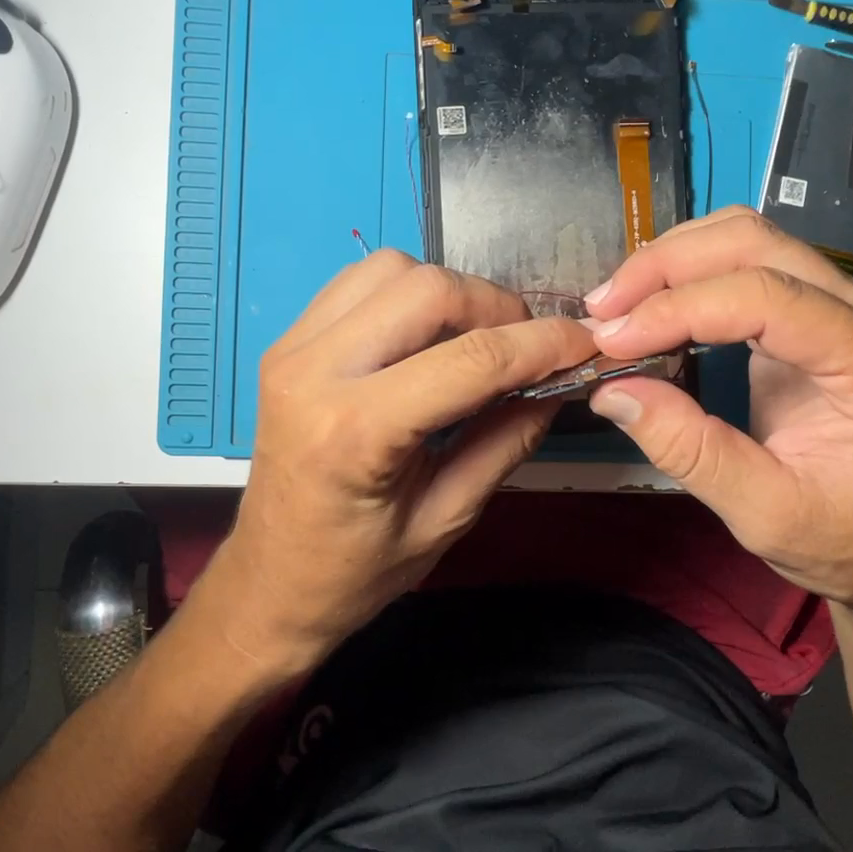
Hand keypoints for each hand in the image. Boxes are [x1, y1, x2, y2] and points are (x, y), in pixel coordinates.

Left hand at [202, 250, 595, 675]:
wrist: (268, 583)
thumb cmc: (355, 572)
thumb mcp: (447, 519)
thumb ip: (506, 441)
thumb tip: (557, 381)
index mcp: (355, 431)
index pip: (469, 359)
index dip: (540, 344)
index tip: (584, 343)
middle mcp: (315, 371)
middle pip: (426, 287)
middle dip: (495, 306)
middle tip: (526, 346)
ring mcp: (292, 348)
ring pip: (391, 269)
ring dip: (449, 292)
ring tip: (477, 339)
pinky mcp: (287, 343)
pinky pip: (358, 282)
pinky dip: (406, 293)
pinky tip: (427, 336)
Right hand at [582, 206, 852, 625]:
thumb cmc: (846, 542)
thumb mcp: (764, 514)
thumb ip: (691, 450)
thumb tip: (611, 390)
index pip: (771, 299)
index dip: (681, 309)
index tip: (612, 341)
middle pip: (759, 245)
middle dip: (667, 267)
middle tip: (601, 311)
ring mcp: (848, 305)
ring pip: (750, 238)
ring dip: (672, 260)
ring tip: (615, 304)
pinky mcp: (815, 308)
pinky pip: (748, 262)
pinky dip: (688, 273)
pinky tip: (649, 303)